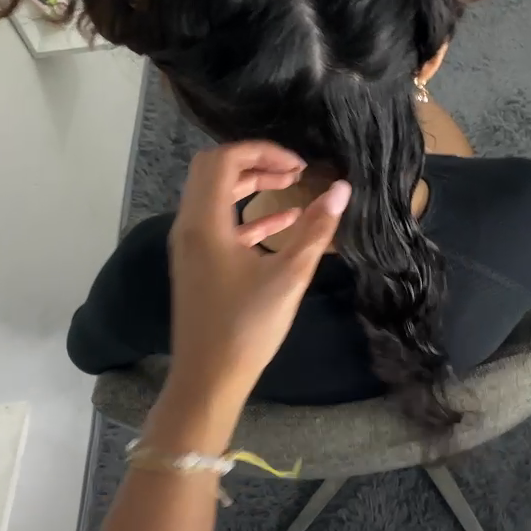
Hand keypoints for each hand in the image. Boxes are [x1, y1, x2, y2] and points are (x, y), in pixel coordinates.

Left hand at [164, 141, 349, 402]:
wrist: (208, 379)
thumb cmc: (247, 327)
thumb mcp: (289, 276)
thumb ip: (316, 229)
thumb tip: (341, 189)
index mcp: (205, 223)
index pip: (224, 160)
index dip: (262, 152)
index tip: (298, 166)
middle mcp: (189, 226)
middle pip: (213, 171)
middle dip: (255, 163)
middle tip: (294, 172)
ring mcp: (190, 246)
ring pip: (215, 196)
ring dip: (251, 186)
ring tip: (291, 187)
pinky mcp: (198, 264)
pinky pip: (220, 224)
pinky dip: (249, 215)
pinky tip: (284, 222)